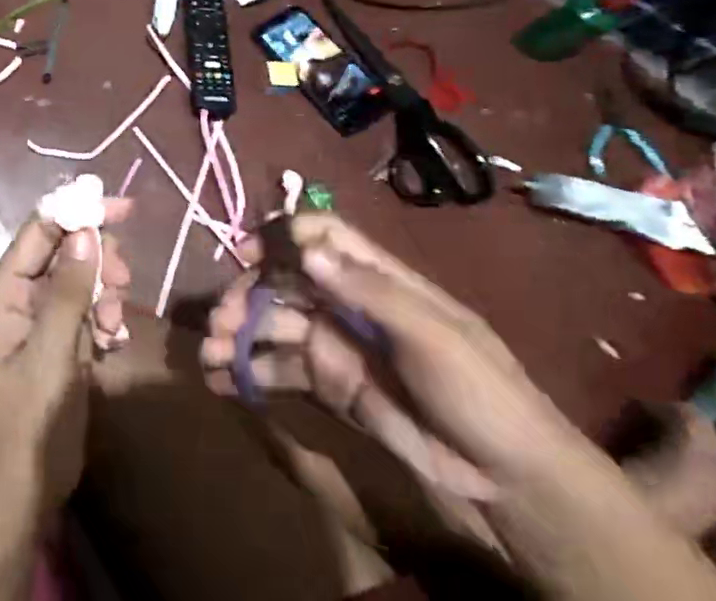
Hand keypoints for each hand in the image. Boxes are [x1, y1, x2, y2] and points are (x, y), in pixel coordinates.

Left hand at [0, 206, 131, 519]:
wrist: (22, 493)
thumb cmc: (28, 422)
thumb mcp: (52, 353)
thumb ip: (69, 291)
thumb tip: (85, 230)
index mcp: (4, 292)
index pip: (40, 230)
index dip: (79, 211)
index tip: (124, 207)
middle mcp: (19, 298)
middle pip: (65, 250)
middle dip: (99, 260)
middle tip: (123, 283)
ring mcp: (40, 321)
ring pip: (82, 279)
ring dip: (106, 293)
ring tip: (112, 327)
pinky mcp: (59, 343)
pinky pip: (88, 310)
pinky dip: (105, 318)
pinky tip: (114, 340)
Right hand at [201, 215, 590, 499]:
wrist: (504, 477)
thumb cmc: (478, 390)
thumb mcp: (432, 335)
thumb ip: (368, 291)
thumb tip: (305, 249)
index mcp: (378, 279)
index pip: (323, 237)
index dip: (283, 237)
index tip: (246, 252)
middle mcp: (349, 304)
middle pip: (287, 281)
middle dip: (249, 294)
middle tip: (220, 322)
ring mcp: (336, 346)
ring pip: (276, 326)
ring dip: (239, 334)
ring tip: (210, 356)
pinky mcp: (329, 387)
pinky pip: (280, 371)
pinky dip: (249, 373)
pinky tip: (221, 382)